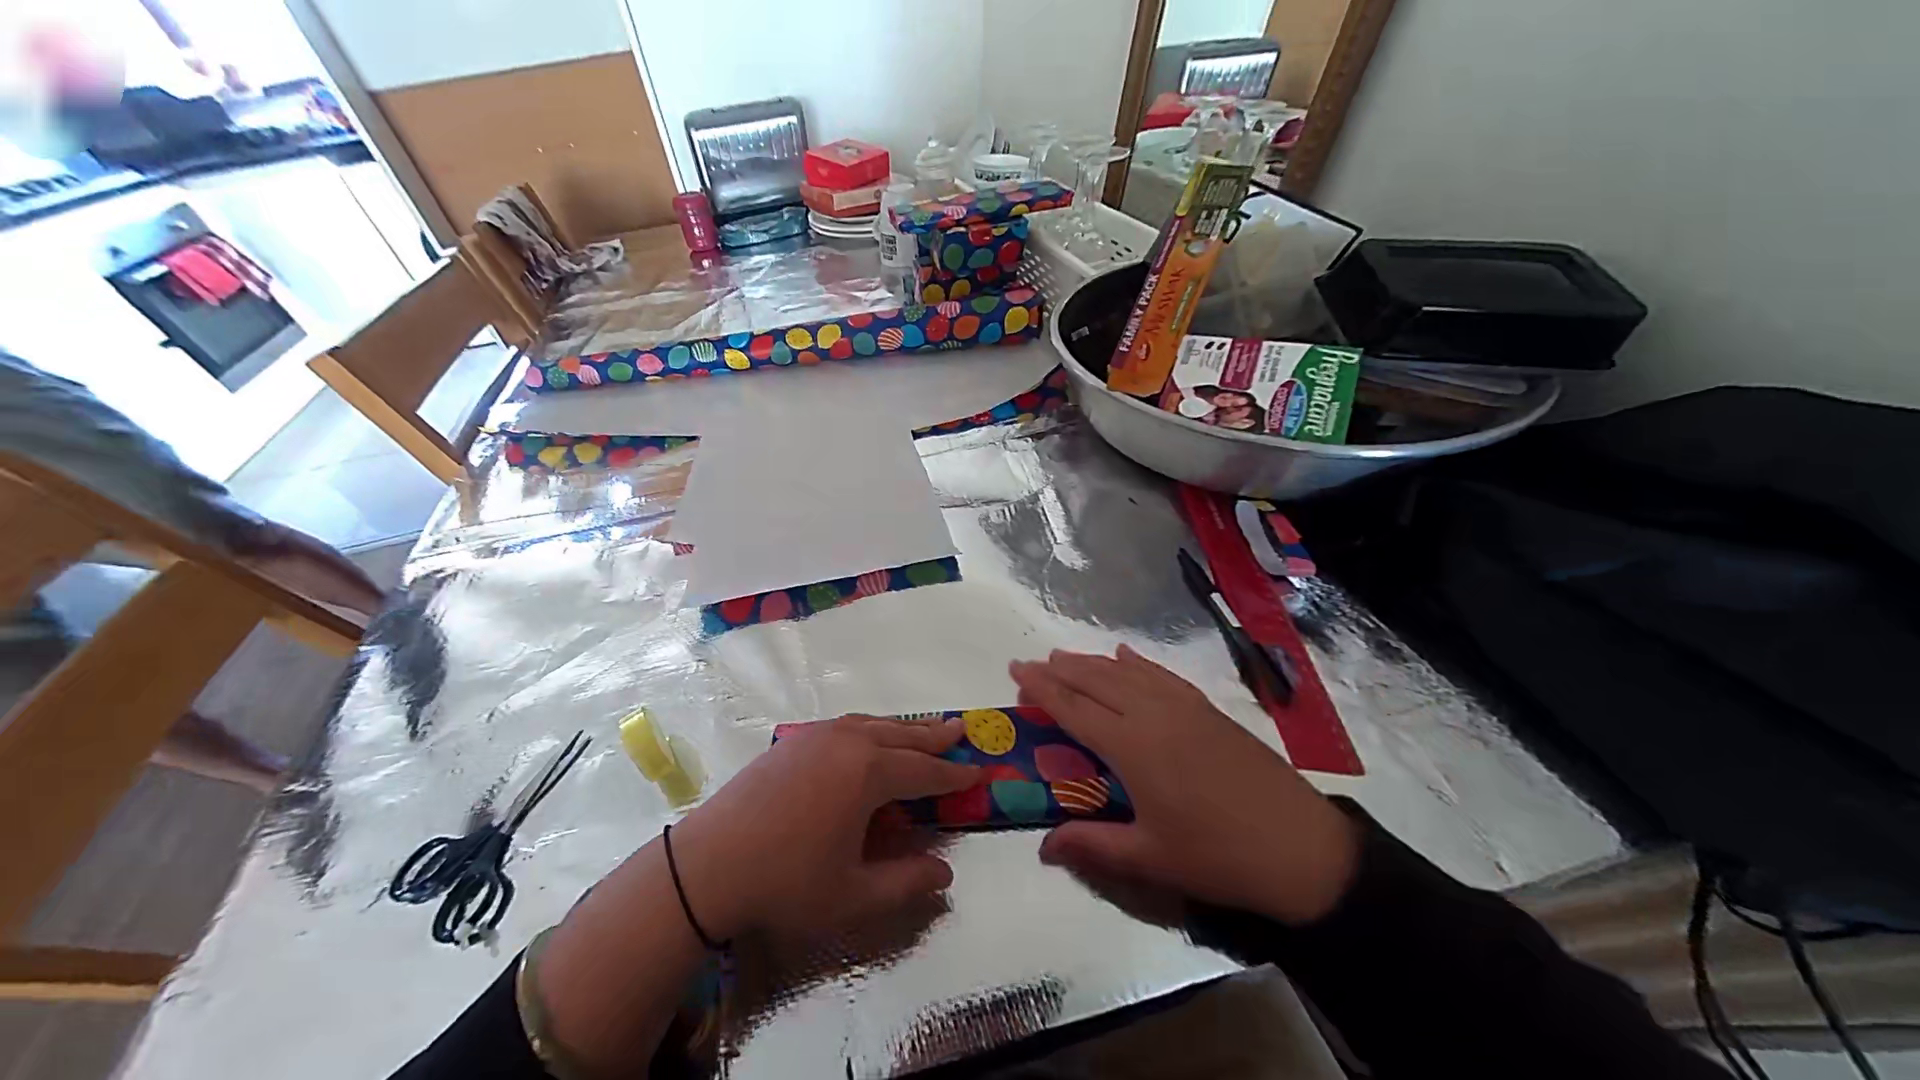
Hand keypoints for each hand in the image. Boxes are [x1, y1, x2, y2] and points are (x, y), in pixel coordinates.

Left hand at [534, 716, 975, 1072]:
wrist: (706, 865)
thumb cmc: (785, 882)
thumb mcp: (853, 896)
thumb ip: (905, 883)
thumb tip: (945, 875)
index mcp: (867, 773)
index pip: (924, 771)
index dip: (954, 774)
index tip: (979, 771)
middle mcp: (846, 742)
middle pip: (902, 735)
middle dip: (934, 735)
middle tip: (962, 729)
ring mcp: (816, 736)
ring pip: (872, 724)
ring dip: (902, 728)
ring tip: (923, 729)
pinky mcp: (792, 741)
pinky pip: (845, 726)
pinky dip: (869, 728)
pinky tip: (867, 738)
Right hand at [1010, 646, 1360, 924]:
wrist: (1302, 848)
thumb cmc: (1218, 856)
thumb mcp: (1151, 858)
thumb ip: (1093, 846)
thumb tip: (1044, 848)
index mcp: (1133, 747)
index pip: (1075, 709)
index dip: (1043, 689)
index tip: (1017, 670)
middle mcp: (1153, 715)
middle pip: (1097, 682)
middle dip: (1060, 670)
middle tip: (1030, 663)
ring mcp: (1185, 708)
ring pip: (1128, 674)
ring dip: (1093, 663)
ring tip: (1066, 656)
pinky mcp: (1209, 711)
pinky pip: (1164, 676)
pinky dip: (1139, 664)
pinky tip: (1126, 656)